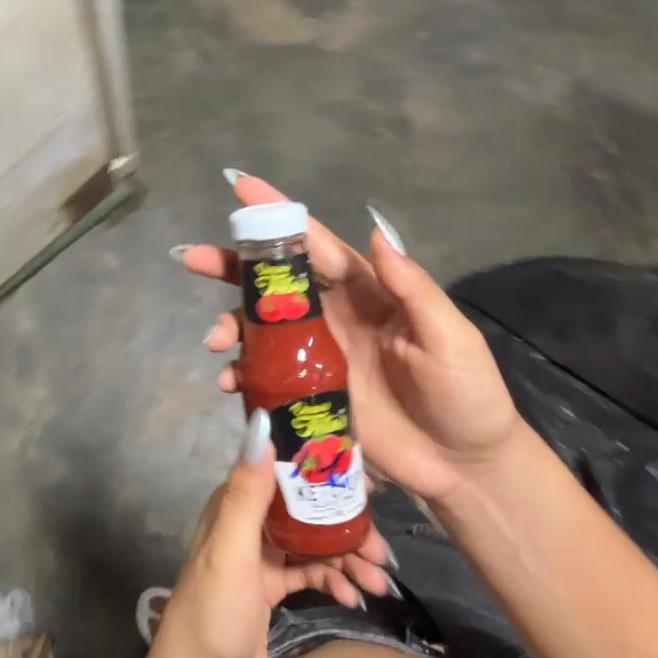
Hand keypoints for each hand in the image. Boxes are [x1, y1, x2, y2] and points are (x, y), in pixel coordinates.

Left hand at [148, 410, 392, 657]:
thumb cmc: (214, 610)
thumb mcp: (232, 549)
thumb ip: (248, 491)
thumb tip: (262, 422)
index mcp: (233, 505)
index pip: (283, 473)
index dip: (323, 471)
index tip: (368, 482)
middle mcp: (247, 524)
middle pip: (305, 510)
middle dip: (345, 524)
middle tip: (382, 551)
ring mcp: (260, 557)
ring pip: (313, 543)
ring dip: (346, 558)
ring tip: (378, 581)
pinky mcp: (271, 588)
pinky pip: (310, 573)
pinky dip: (334, 581)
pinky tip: (355, 598)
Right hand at [178, 173, 529, 502]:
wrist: (463, 467)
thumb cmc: (465, 395)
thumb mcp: (450, 338)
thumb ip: (413, 289)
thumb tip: (377, 232)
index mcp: (366, 292)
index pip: (317, 246)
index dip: (279, 216)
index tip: (241, 189)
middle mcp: (332, 316)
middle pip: (273, 283)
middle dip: (230, 267)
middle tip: (192, 260)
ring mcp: (316, 356)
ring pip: (259, 328)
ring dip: (230, 325)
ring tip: (214, 340)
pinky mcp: (307, 394)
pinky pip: (263, 376)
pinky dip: (240, 373)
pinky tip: (230, 382)